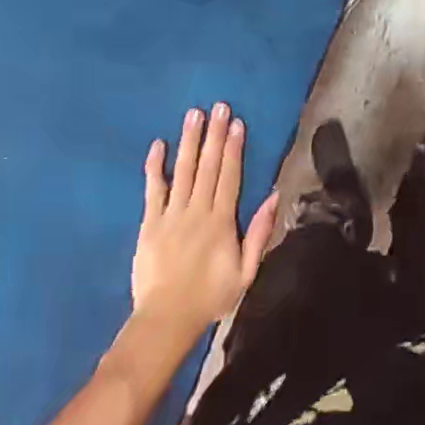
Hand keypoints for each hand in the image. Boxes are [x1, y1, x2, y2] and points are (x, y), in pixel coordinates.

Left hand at [132, 103, 280, 344]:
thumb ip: (259, 233)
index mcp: (221, 221)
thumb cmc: (211, 297)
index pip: (230, 176)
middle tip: (218, 106)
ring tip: (193, 114)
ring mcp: (171, 213)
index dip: (234, 148)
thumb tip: (274, 197)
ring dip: (189, 141)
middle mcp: (197, 210)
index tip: (236, 123)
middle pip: (207, 166)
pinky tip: (158, 145)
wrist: (168, 317)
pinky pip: (153, 188)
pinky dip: (155, 166)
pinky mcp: (150, 221)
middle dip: (214, 135)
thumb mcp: (246, 272)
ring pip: (182, 170)